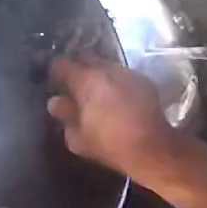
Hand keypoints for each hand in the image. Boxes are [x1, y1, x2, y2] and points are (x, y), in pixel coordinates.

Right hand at [49, 58, 183, 179]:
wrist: (152, 148)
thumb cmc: (109, 144)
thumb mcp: (78, 138)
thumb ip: (65, 115)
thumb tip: (56, 102)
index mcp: (87, 80)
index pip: (63, 65)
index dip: (56, 72)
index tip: (54, 82)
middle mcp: (107, 69)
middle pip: (86, 59)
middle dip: (78, 69)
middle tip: (74, 86)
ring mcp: (128, 72)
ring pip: (106, 65)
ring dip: (99, 75)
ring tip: (96, 92)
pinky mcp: (144, 80)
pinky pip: (123, 75)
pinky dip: (116, 82)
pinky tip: (117, 98)